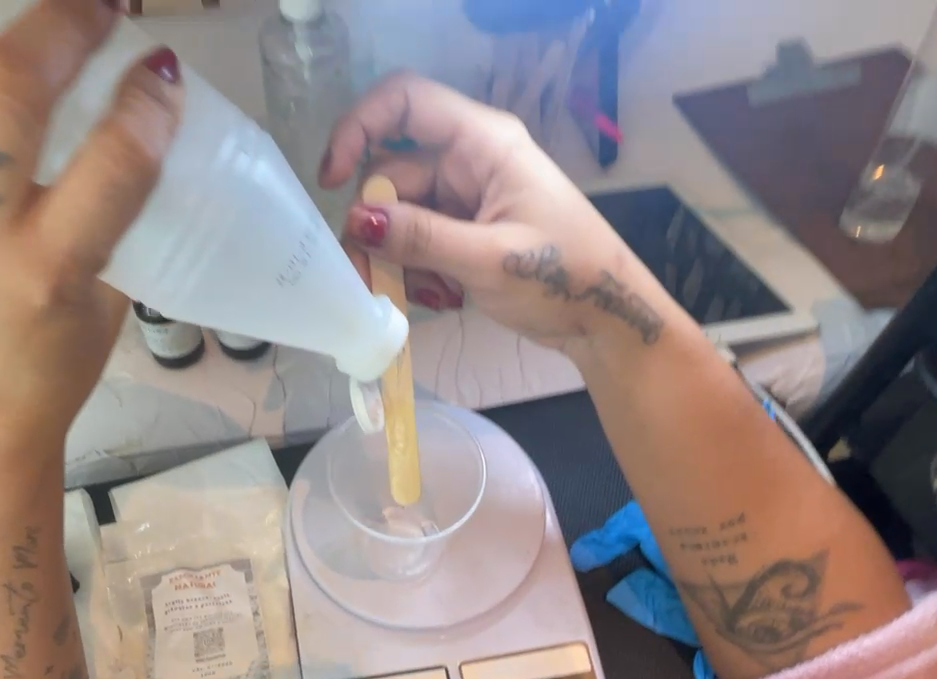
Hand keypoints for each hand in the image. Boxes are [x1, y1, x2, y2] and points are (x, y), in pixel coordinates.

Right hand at [321, 73, 687, 369]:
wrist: (605, 319)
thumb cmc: (565, 277)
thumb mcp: (489, 259)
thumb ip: (421, 239)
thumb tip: (354, 221)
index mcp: (483, 143)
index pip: (405, 102)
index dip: (358, 128)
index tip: (332, 181)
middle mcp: (469, 162)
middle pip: (394, 175)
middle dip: (380, 228)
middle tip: (374, 278)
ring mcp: (467, 200)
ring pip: (403, 218)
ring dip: (403, 260)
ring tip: (433, 297)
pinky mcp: (466, 233)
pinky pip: (421, 243)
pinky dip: (420, 273)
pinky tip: (444, 299)